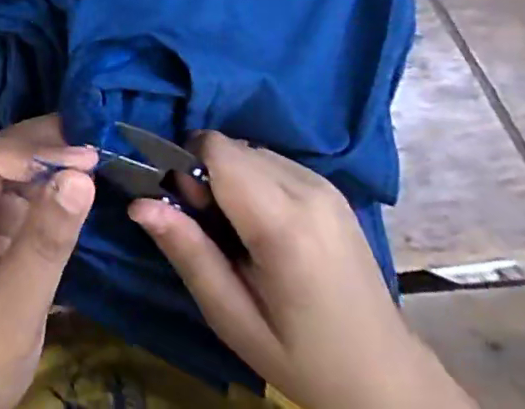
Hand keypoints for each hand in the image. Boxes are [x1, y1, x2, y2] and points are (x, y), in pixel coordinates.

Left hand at [0, 116, 97, 408]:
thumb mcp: (14, 303)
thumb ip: (46, 240)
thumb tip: (81, 176)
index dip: (43, 150)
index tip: (93, 157)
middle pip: (8, 152)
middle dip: (54, 145)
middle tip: (106, 146)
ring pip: (23, 164)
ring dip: (60, 160)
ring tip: (106, 156)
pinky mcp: (1, 223)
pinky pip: (32, 189)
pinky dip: (60, 183)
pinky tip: (89, 181)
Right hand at [128, 133, 473, 408]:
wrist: (385, 376)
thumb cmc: (302, 357)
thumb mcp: (233, 318)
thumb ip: (188, 253)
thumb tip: (139, 202)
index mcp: (283, 224)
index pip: (217, 150)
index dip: (187, 167)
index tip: (187, 211)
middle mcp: (307, 189)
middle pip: (230, 147)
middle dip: (205, 174)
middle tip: (210, 229)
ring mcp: (324, 184)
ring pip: (249, 150)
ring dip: (229, 176)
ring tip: (239, 231)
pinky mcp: (330, 187)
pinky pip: (272, 160)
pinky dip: (253, 179)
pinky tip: (263, 226)